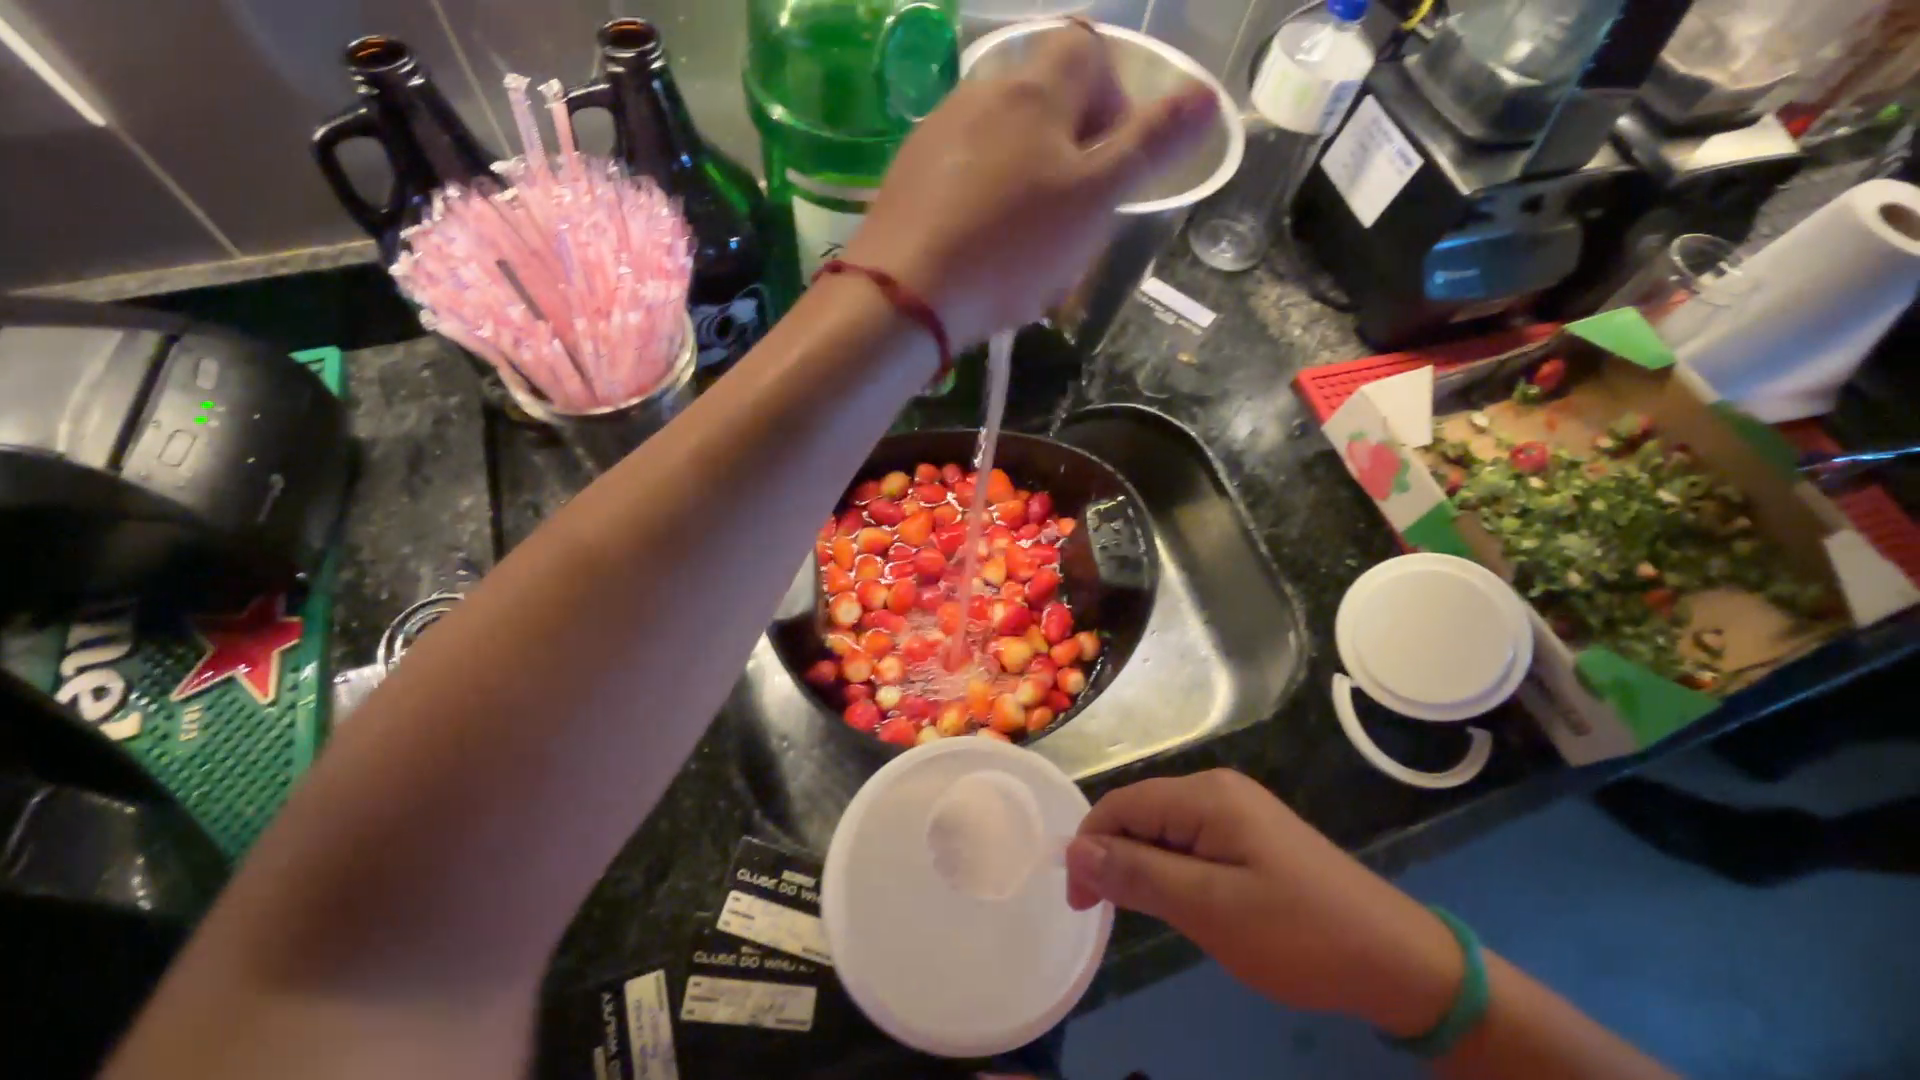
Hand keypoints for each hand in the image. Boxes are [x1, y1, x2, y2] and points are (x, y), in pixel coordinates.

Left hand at [842, 23, 1217, 345]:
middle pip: (1044, 93)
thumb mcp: (1096, 200)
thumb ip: (1151, 146)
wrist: (905, 294)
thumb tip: (1205, 94)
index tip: (1115, 156)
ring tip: (1033, 236)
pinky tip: (985, 244)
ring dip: (1031, 171)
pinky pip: (965, 168)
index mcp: (1034, 89)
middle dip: (1074, 140)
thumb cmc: (1011, 247)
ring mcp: (938, 131)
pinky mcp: (908, 173)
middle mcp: (981, 92)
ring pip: (1003, 135)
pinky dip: (988, 193)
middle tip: (1080, 207)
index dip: (1113, 94)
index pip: (1087, 50)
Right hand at [1066, 770, 1465, 1036]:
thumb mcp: (1209, 908)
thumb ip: (1138, 874)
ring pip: (1164, 833)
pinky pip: (1191, 846)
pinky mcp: (1252, 839)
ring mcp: (1239, 814)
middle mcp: (1218, 791)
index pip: (1120, 805)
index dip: (1090, 848)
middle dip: (1116, 860)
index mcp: (1206, 796)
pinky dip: (1174, 875)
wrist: (1395, 961)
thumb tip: (1073, 851)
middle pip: (1140, 814)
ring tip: (1153, 918)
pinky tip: (1186, 908)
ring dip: (1145, 871)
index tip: (1083, 905)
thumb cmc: (1297, 933)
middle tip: (1113, 918)